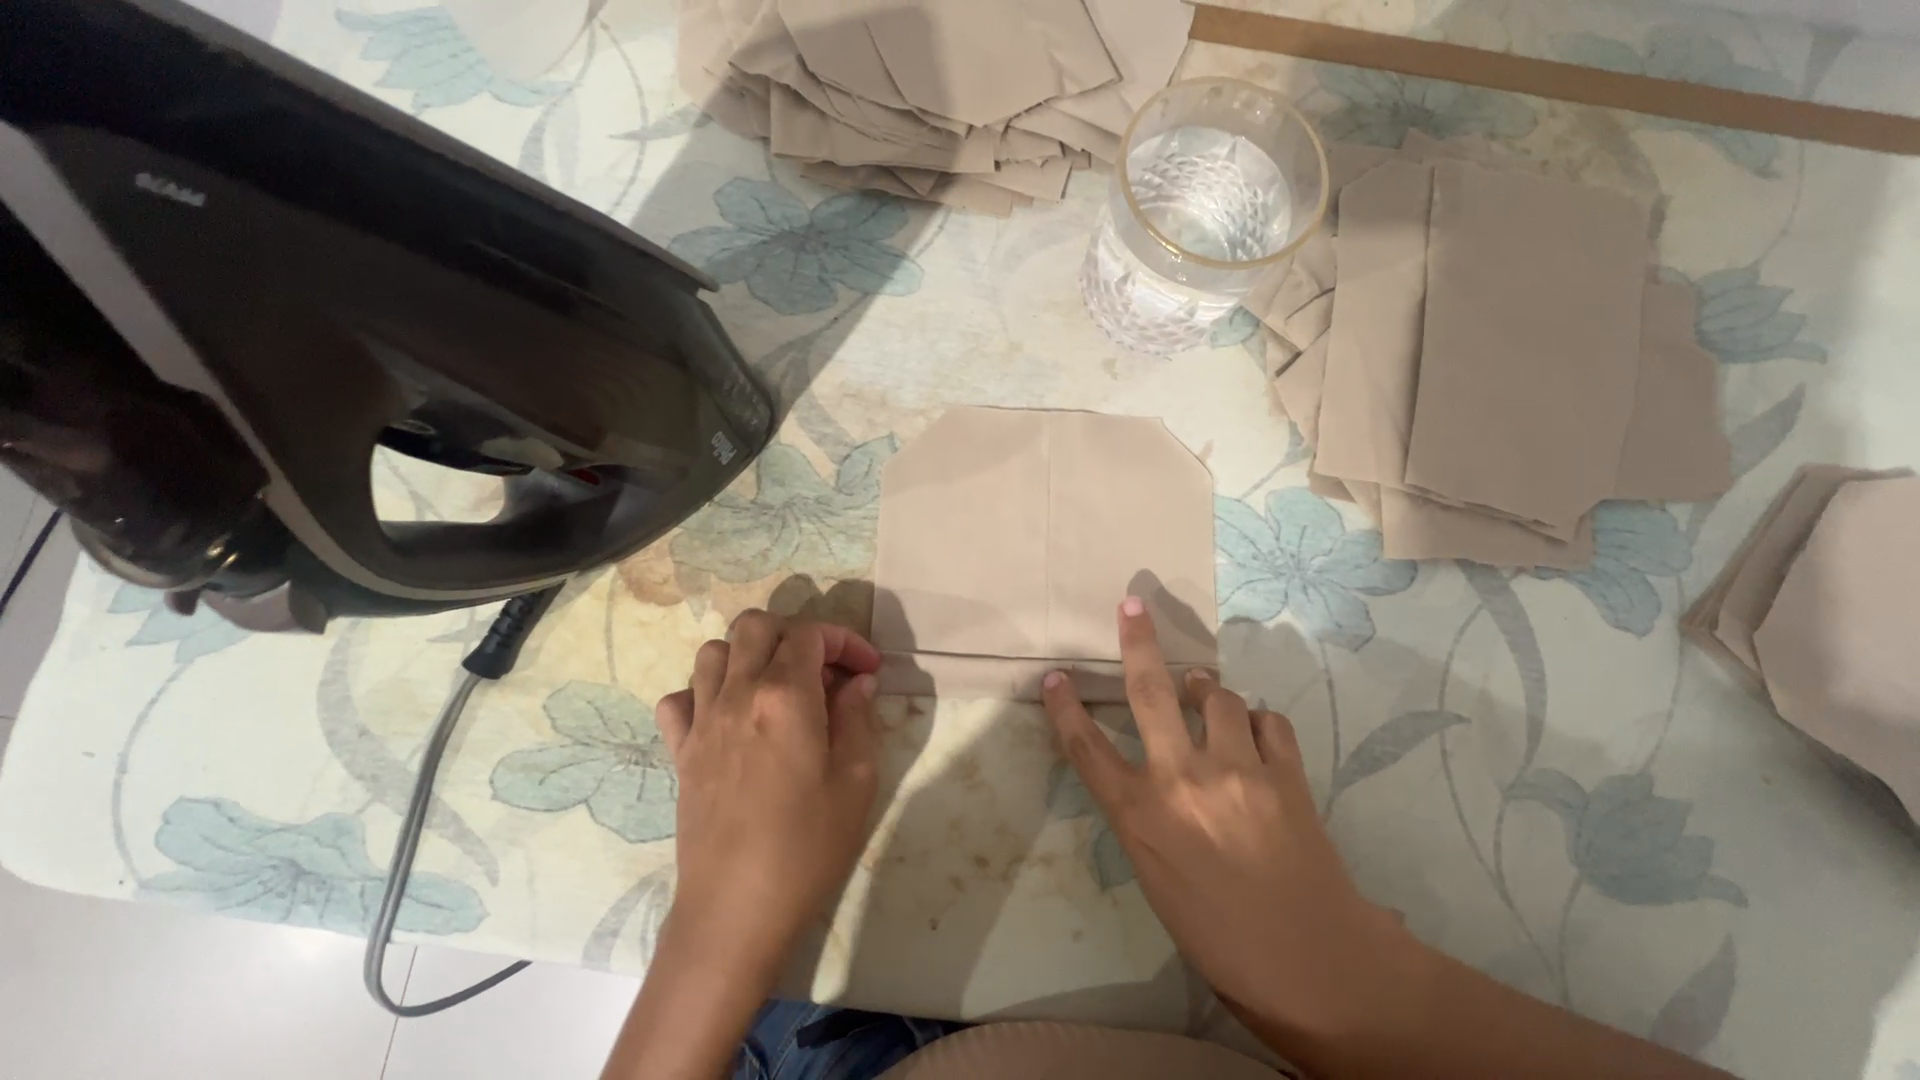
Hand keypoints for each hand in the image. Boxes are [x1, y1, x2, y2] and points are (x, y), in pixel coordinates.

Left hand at [654, 611, 882, 960]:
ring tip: (778, 688)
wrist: (736, 907)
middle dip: (795, 635)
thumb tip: (857, 683)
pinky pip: (680, 698)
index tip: (868, 670)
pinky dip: (704, 692)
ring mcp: (701, 721)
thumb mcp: (857, 781)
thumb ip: (857, 718)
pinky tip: (729, 718)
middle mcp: (737, 694)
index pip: (810, 634)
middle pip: (756, 626)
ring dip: (749, 655)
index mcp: (784, 696)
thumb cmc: (808, 846)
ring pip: (713, 652)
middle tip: (823, 672)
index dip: (845, 641)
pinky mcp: (680, 751)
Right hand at [1041, 597, 1408, 1041]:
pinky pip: (1267, 721)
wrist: (1311, 960)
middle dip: (1139, 643)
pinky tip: (1253, 732)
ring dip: (1207, 688)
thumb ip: (1147, 819)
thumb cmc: (1217, 935)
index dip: (1066, 708)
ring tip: (1203, 690)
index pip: (1088, 748)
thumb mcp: (1157, 878)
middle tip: (1133, 605)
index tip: (1054, 676)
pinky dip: (1256, 720)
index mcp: (1141, 816)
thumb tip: (1153, 776)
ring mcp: (1239, 770)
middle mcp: (1183, 780)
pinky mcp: (1286, 772)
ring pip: (1218, 697)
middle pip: (1152, 693)